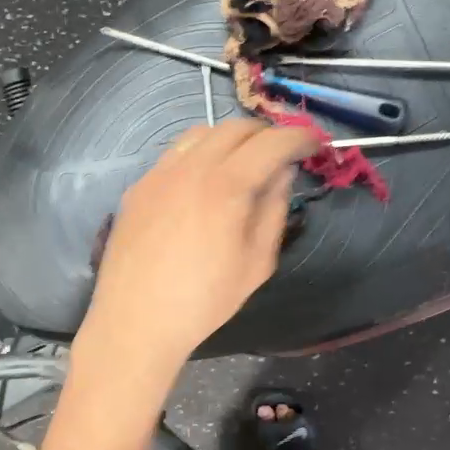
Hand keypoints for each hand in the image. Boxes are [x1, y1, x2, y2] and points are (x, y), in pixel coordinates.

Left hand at [80, 119, 320, 365]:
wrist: (135, 321)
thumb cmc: (203, 301)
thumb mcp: (256, 262)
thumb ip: (273, 210)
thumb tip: (282, 174)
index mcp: (225, 186)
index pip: (271, 142)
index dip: (299, 137)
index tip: (314, 144)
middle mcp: (190, 168)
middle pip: (234, 128)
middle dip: (265, 134)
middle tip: (282, 154)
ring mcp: (158, 174)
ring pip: (200, 134)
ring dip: (230, 139)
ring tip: (244, 162)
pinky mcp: (138, 187)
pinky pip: (174, 155)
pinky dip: (199, 154)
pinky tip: (204, 182)